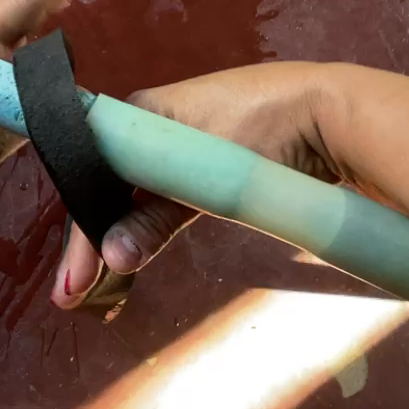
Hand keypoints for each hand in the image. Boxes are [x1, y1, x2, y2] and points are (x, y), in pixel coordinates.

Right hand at [50, 61, 378, 308]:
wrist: (336, 112)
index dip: (81, 225)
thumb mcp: (203, 176)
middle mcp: (153, 130)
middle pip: (108, 189)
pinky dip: (143, 231)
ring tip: (92, 289)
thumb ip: (154, 215)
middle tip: (72, 295)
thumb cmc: (263, 126)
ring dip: (111, 240)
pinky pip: (160, 201)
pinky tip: (128, 259)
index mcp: (141, 114)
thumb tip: (110, 258)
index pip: (92, 172)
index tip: (73, 277)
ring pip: (131, 198)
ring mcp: (181, 150)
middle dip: (88, 241)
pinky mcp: (210, 169)